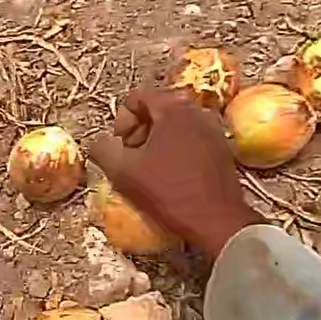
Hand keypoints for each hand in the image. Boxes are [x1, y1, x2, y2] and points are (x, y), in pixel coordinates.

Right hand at [90, 88, 264, 261]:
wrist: (217, 222)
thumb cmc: (169, 192)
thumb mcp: (124, 171)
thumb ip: (103, 149)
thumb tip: (98, 143)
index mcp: (173, 109)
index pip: (136, 97)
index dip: (121, 120)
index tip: (120, 147)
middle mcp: (197, 111)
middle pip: (157, 109)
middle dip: (138, 131)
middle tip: (131, 158)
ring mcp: (213, 130)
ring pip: (175, 126)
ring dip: (156, 143)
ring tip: (148, 170)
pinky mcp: (222, 150)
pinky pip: (191, 140)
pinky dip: (175, 151)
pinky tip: (170, 177)